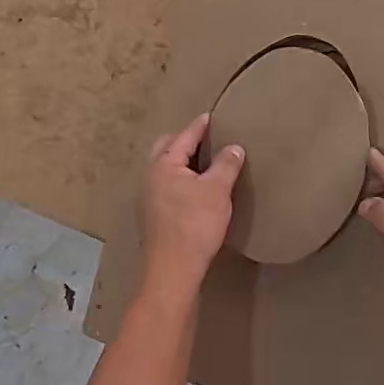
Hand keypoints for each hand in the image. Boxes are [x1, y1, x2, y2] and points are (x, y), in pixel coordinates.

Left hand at [141, 112, 244, 294]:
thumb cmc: (195, 224)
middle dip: (185, 141)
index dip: (200, 126)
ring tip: (204, 162)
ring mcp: (149, 198)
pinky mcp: (154, 216)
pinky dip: (180, 179)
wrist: (174, 268)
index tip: (212, 117)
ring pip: (165, 169)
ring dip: (182, 162)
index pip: (184, 136)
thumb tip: (235, 148)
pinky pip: (166, 186)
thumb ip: (226, 164)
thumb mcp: (217, 190)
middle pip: (166, 149)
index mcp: (164, 165)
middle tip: (207, 139)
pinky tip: (195, 189)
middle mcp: (151, 177)